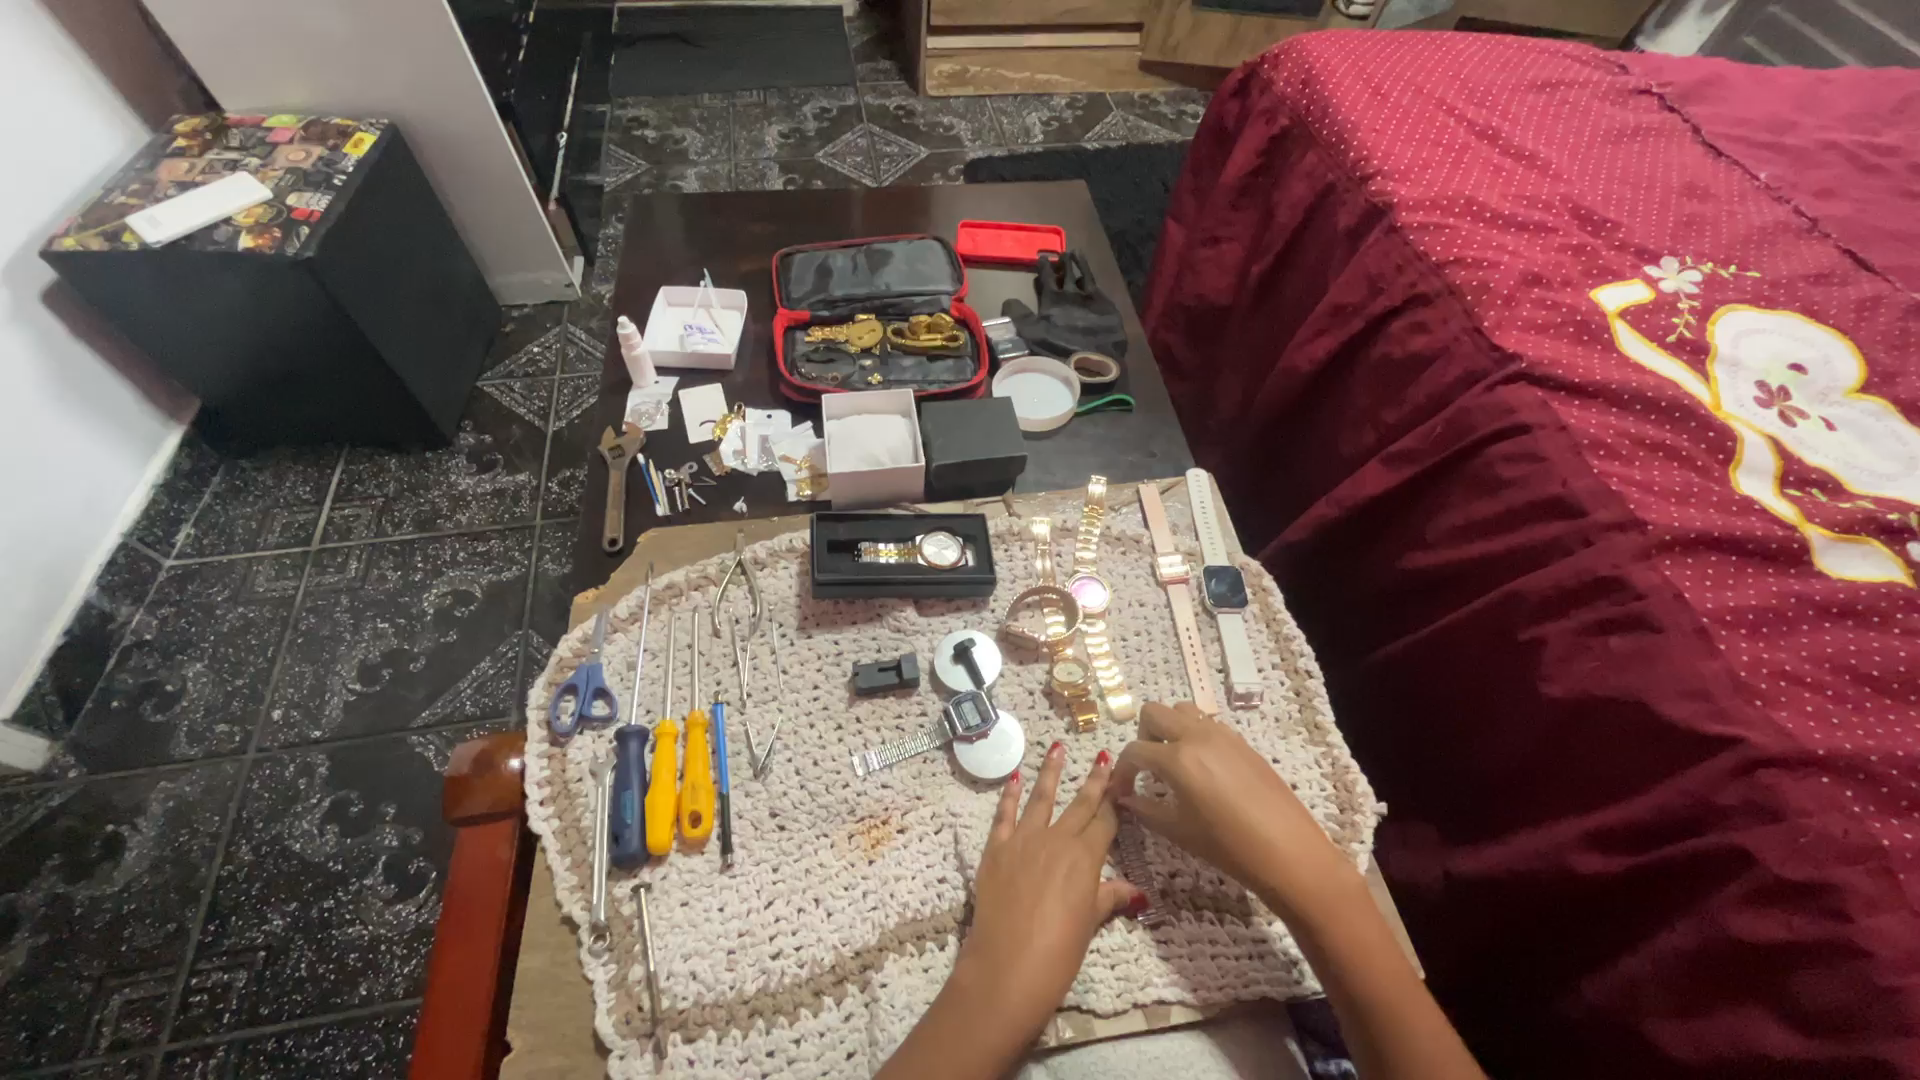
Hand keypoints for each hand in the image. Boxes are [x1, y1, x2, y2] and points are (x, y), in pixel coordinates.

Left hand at [956, 740, 1142, 1034]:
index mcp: (1085, 857)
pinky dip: (1009, 795)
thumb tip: (1137, 893)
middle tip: (1104, 755)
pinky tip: (1014, 778)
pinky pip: (1004, 815)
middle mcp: (1057, 839)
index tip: (1123, 780)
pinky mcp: (996, 848)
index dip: (1115, 802)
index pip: (1105, 822)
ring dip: (1051, 772)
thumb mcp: (1089, 924)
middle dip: (1095, 780)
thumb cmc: (1057, 952)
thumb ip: (1108, 898)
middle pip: (1080, 804)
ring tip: (1058, 747)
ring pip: (1042, 798)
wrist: (1007, 966)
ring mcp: (1023, 840)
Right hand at [1112, 702, 1356, 921]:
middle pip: (1153, 712)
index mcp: (1178, 759)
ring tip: (1174, 762)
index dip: (1121, 770)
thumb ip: (1145, 808)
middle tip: (1147, 768)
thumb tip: (1125, 798)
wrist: (1290, 853)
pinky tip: (1202, 768)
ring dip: (1169, 728)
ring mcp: (1223, 735)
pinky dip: (1194, 735)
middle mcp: (1197, 736)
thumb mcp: (1179, 831)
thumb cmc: (1229, 847)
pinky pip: (1208, 724)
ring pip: (1182, 710)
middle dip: (1142, 737)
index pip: (1134, 750)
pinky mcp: (1242, 742)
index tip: (1121, 790)